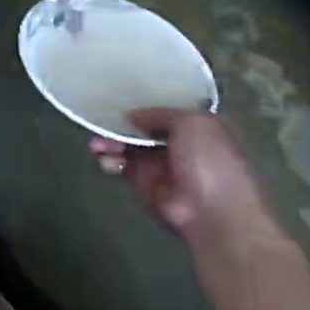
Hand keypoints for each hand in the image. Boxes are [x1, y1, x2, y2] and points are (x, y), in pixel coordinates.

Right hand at [90, 108, 280, 243]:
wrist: (213, 212)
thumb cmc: (210, 161)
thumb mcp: (193, 123)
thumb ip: (160, 114)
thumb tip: (133, 115)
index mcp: (196, 128)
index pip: (164, 111)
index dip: (143, 103)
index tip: (119, 96)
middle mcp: (176, 144)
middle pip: (140, 128)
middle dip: (119, 123)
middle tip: (101, 122)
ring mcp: (159, 165)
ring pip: (126, 146)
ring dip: (109, 141)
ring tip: (97, 144)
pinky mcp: (143, 184)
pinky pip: (120, 166)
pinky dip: (108, 160)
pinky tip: (104, 160)